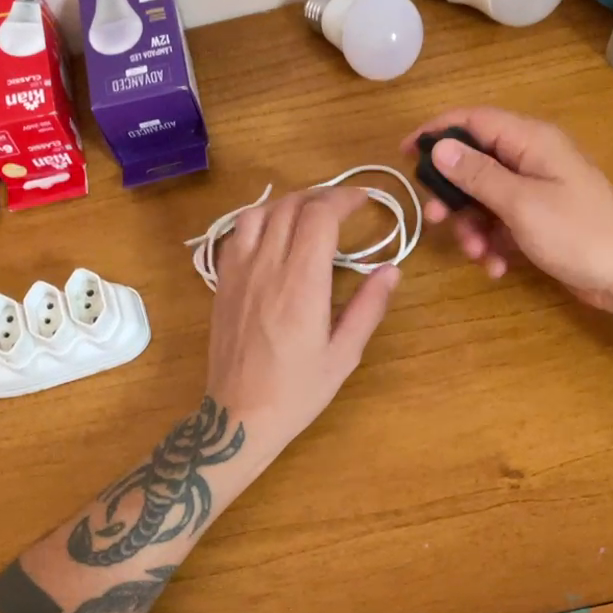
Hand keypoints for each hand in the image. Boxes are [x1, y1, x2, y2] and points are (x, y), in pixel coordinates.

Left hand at [205, 187, 400, 452]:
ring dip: (287, 204)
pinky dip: (259, 221)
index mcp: (302, 284)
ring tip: (308, 216)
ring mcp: (238, 273)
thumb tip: (390, 269)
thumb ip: (368, 308)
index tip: (363, 203)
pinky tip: (274, 236)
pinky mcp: (222, 283)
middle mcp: (267, 268)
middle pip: (290, 206)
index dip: (344, 199)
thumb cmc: (297, 392)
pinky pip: (236, 234)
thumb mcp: (344, 355)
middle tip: (343, 208)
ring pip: (259, 212)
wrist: (239, 415)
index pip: (320, 216)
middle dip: (321, 196)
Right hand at [403, 107, 612, 316]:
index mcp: (531, 142)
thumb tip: (440, 148)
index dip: (437, 132)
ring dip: (473, 228)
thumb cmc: (578, 234)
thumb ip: (478, 175)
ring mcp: (538, 192)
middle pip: (475, 164)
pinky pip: (502, 225)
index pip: (475, 121)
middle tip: (434, 220)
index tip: (404, 153)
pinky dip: (494, 245)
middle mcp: (533, 160)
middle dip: (453, 195)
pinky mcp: (541, 222)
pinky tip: (497, 267)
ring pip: (485, 200)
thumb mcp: (521, 204)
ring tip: (477, 254)